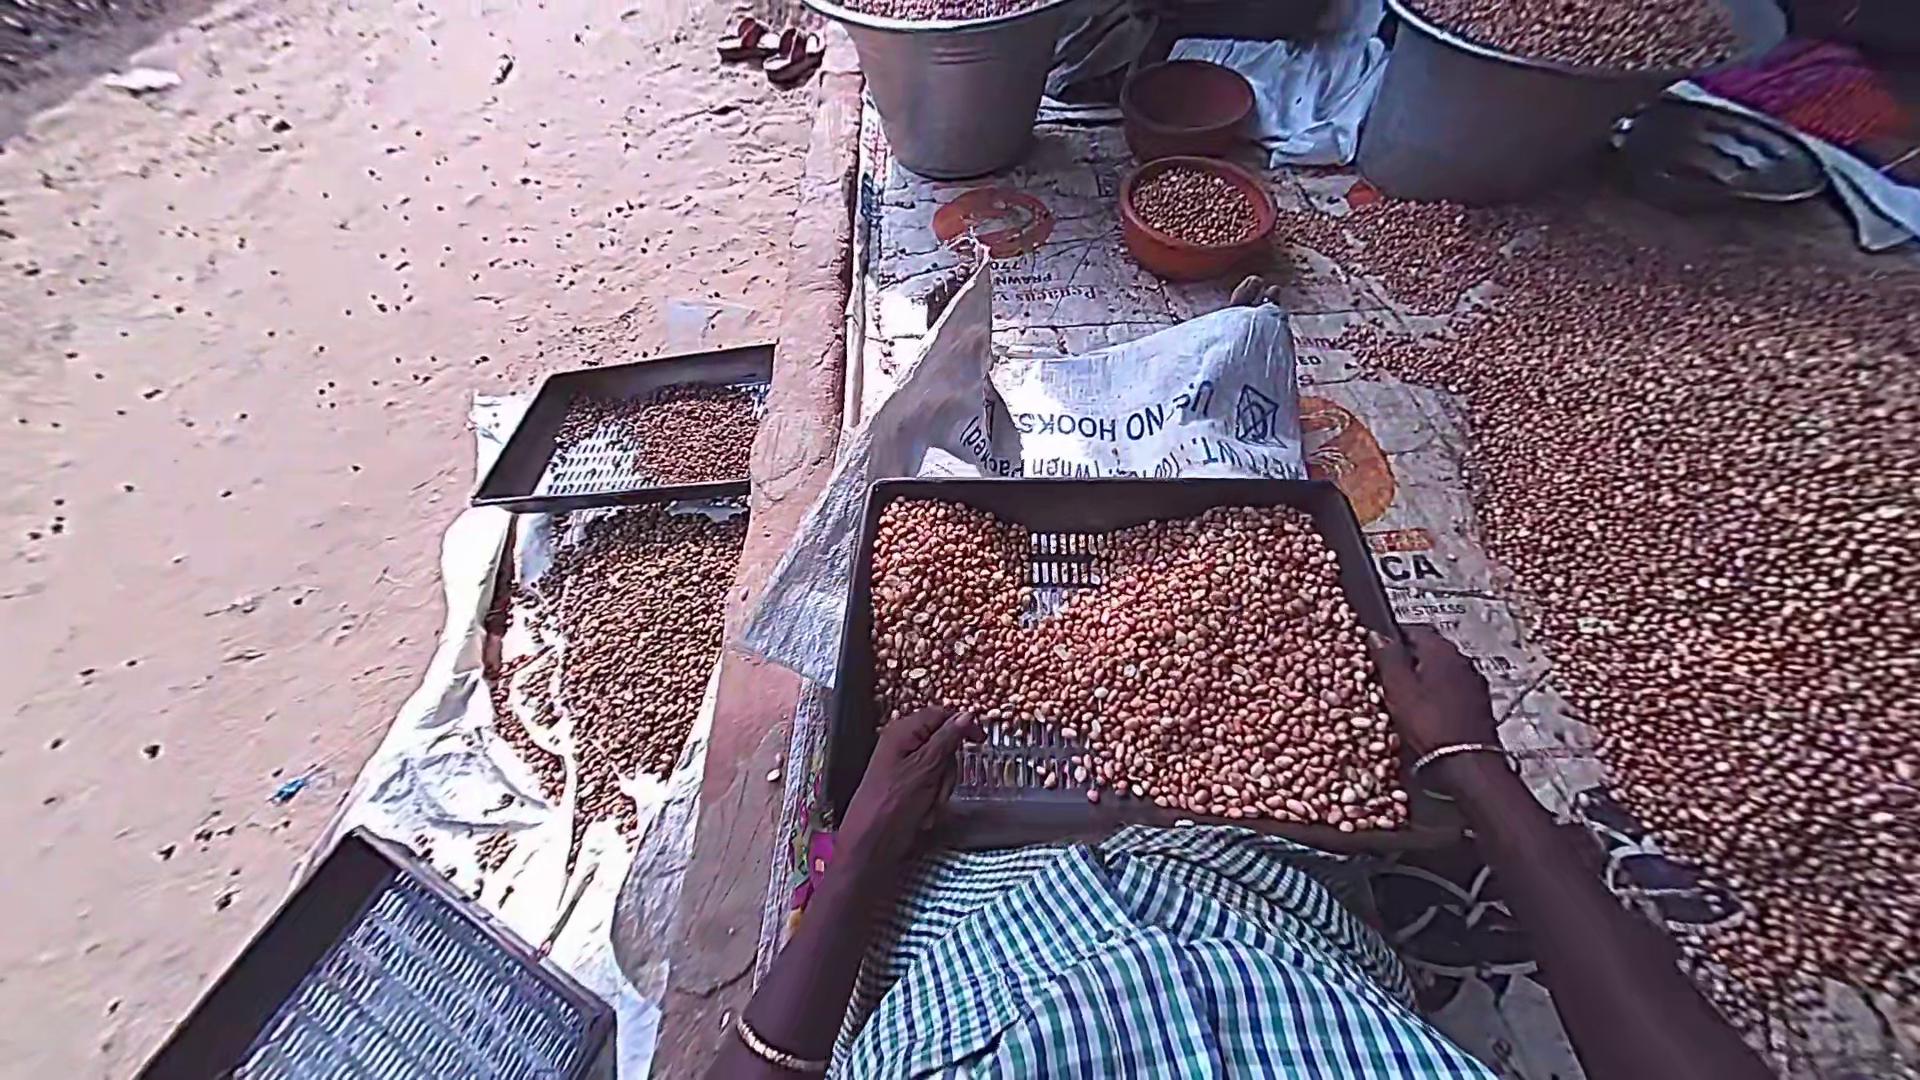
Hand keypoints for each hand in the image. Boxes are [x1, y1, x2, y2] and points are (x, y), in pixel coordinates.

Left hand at [839, 707, 982, 869]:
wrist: (870, 844)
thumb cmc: (895, 802)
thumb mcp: (926, 767)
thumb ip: (947, 739)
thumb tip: (966, 715)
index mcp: (904, 731)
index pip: (940, 714)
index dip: (961, 724)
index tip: (981, 740)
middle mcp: (903, 744)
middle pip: (943, 743)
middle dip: (948, 768)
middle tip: (941, 787)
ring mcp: (904, 766)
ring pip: (940, 767)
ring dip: (941, 788)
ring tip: (930, 805)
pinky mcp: (906, 786)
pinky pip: (931, 785)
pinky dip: (933, 799)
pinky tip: (924, 814)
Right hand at [1368, 625, 1496, 757]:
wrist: (1464, 761)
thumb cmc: (1427, 720)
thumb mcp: (1396, 685)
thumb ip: (1387, 656)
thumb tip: (1377, 635)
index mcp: (1442, 652)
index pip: (1414, 630)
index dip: (1392, 636)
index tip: (1377, 646)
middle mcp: (1463, 662)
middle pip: (1430, 649)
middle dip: (1408, 656)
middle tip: (1386, 669)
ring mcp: (1474, 684)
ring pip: (1442, 668)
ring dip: (1423, 673)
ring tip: (1402, 689)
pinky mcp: (1479, 704)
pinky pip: (1451, 687)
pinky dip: (1436, 690)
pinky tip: (1424, 705)